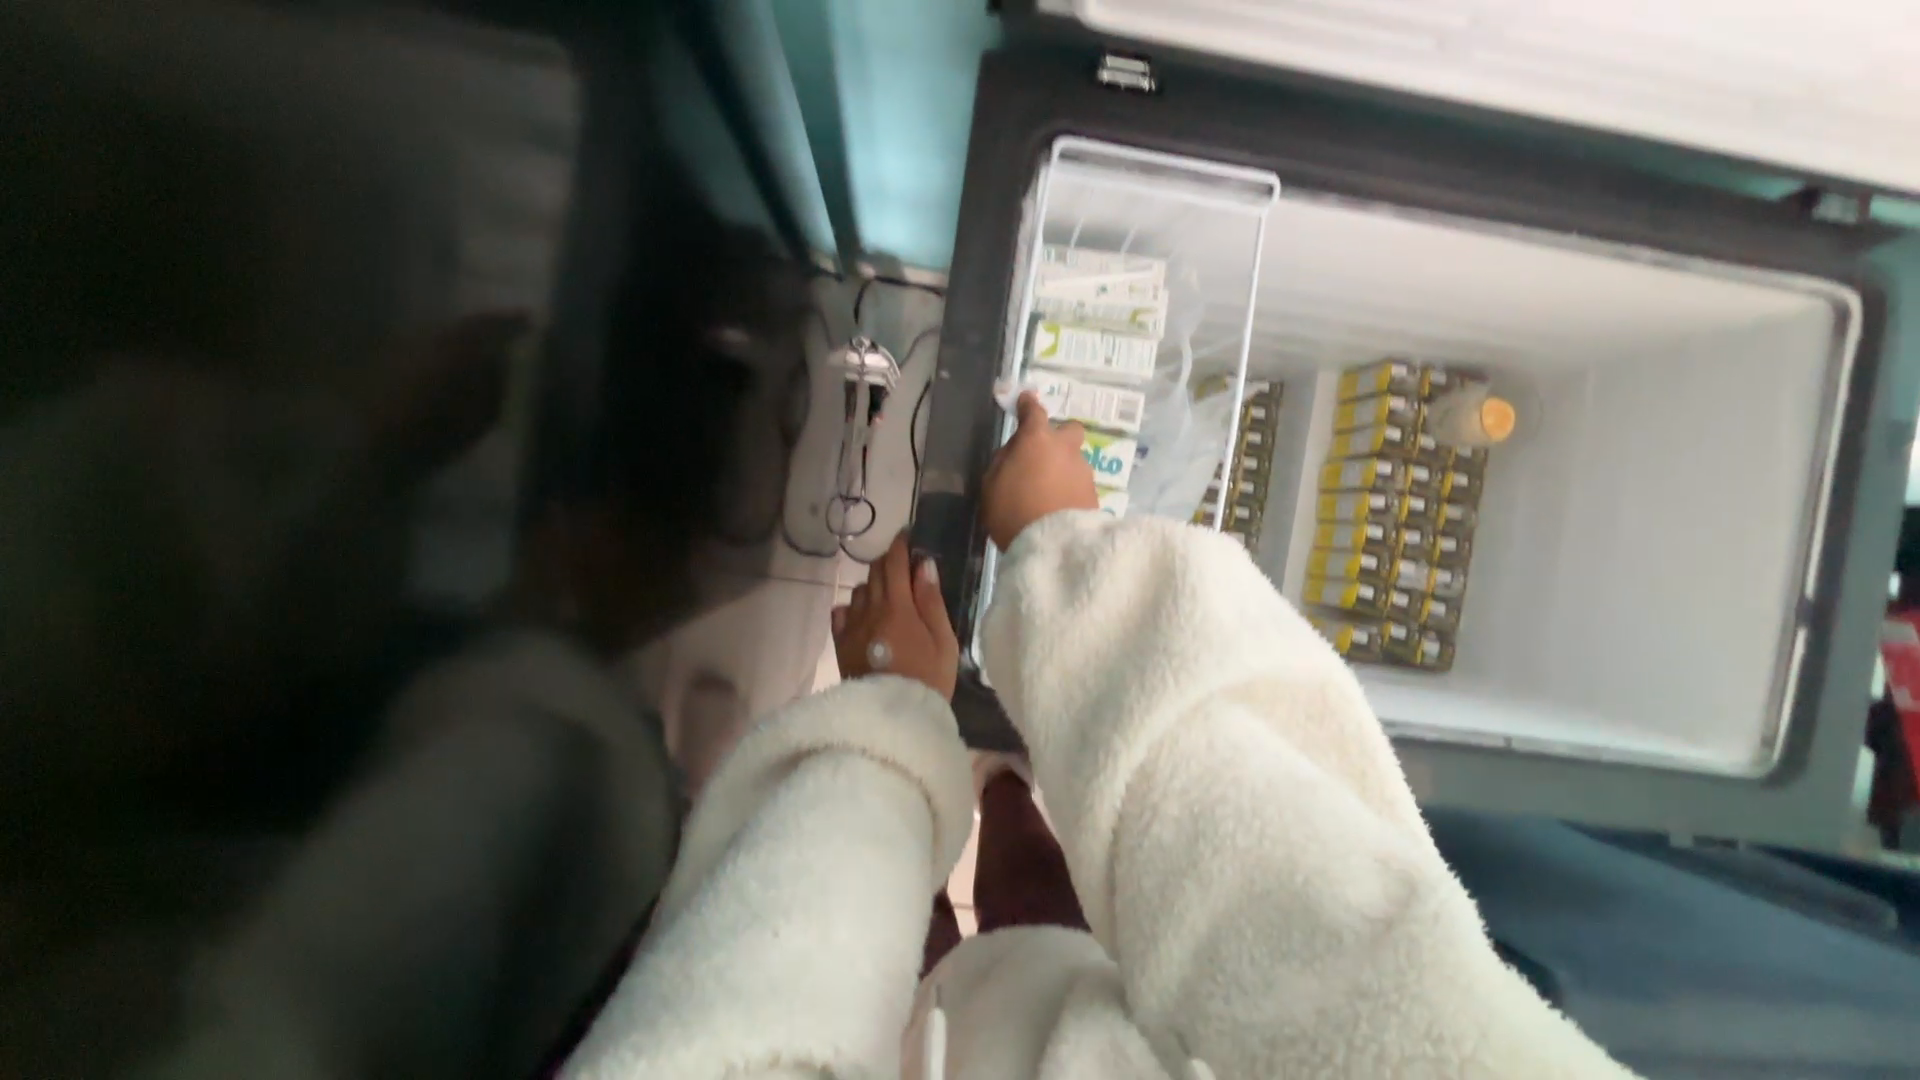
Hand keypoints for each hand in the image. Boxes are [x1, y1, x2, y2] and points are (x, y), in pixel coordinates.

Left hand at [832, 533, 959, 699]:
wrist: (894, 718)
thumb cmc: (928, 678)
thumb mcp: (943, 640)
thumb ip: (931, 601)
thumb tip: (924, 564)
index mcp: (897, 606)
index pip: (894, 562)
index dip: (900, 545)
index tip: (908, 537)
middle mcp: (869, 609)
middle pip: (875, 572)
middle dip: (889, 562)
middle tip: (903, 565)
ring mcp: (851, 627)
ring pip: (859, 591)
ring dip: (873, 586)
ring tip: (888, 596)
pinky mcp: (841, 644)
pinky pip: (841, 613)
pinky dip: (853, 608)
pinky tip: (863, 616)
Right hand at [981, 391, 1099, 550]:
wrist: (1055, 547)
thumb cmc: (1013, 511)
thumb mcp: (991, 485)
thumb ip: (1003, 461)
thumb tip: (1015, 451)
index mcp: (1037, 440)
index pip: (1034, 412)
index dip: (1028, 405)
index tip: (1026, 400)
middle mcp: (1065, 449)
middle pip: (1068, 431)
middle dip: (1058, 438)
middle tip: (1043, 456)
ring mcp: (1084, 471)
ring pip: (1074, 461)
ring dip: (1063, 470)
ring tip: (1048, 493)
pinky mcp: (1095, 495)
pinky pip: (1079, 485)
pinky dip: (1070, 491)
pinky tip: (1059, 507)